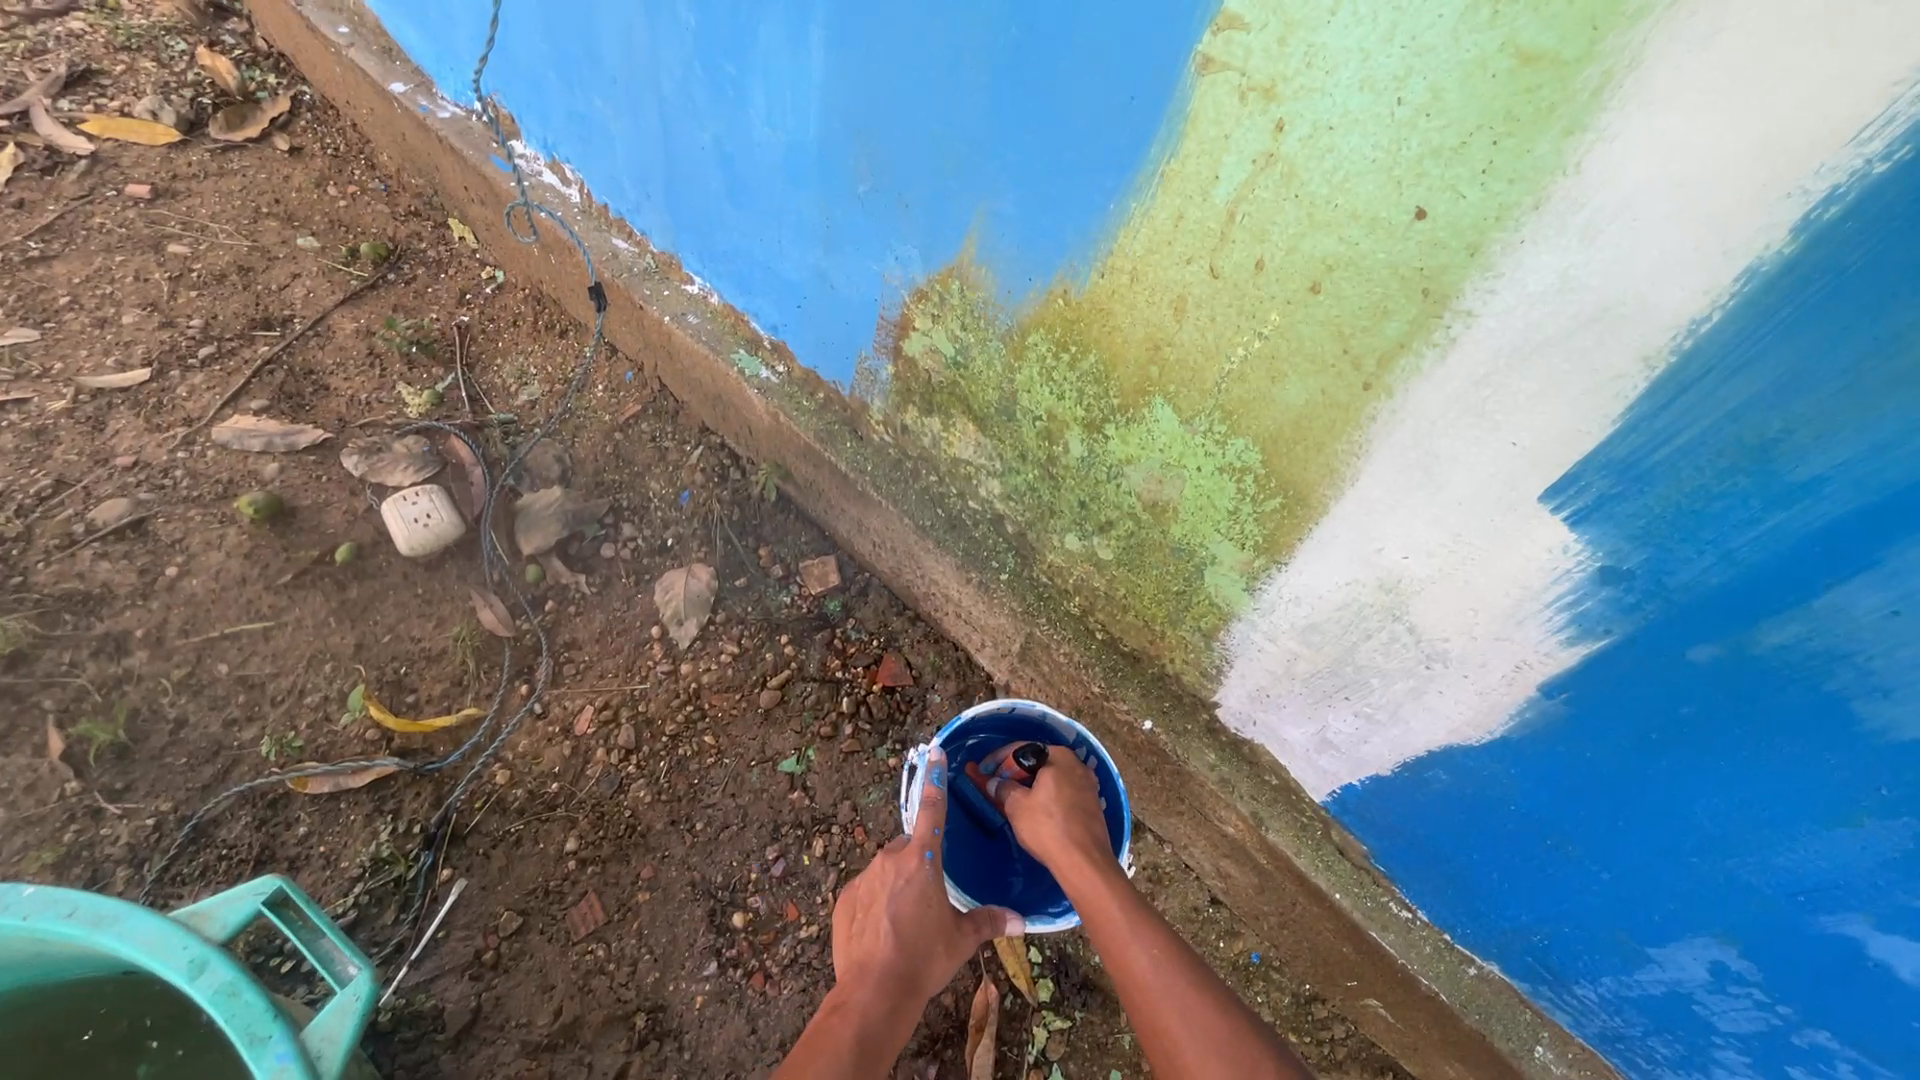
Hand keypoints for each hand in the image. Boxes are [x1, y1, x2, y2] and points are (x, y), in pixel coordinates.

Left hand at [830, 746, 1023, 1009]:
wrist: (874, 991)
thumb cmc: (924, 958)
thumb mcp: (961, 940)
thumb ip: (989, 921)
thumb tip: (1022, 920)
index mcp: (923, 860)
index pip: (932, 810)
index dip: (935, 779)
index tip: (934, 751)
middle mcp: (891, 859)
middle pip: (909, 847)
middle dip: (919, 862)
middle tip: (928, 896)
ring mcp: (864, 877)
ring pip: (886, 868)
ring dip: (897, 883)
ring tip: (905, 921)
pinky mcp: (845, 898)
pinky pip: (866, 890)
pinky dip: (875, 902)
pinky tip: (883, 931)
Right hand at [965, 745, 1113, 881]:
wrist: (1084, 862)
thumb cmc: (1048, 827)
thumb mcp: (1017, 805)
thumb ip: (1003, 788)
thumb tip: (995, 782)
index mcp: (1059, 757)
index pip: (1022, 749)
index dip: (999, 759)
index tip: (984, 770)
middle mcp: (1077, 764)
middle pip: (1039, 762)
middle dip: (1016, 772)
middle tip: (997, 785)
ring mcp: (1088, 785)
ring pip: (1052, 778)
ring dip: (1032, 785)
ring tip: (1014, 798)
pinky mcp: (1093, 805)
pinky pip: (1063, 792)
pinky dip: (1047, 796)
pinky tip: (1037, 811)